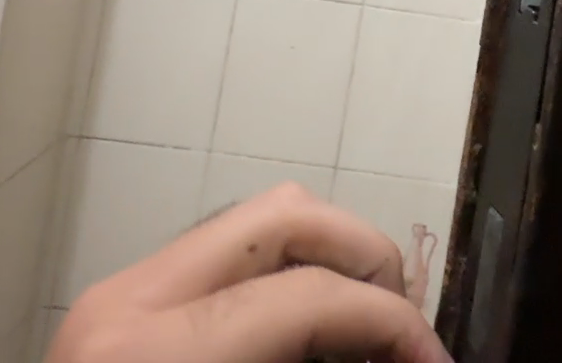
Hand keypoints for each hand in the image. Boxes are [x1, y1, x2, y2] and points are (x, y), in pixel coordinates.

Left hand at [46, 183, 451, 362]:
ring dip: (331, 255)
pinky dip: (291, 271)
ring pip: (262, 214)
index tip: (436, 360)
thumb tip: (413, 356)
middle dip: (366, 259)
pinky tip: (311, 322)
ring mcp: (125, 289)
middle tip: (400, 326)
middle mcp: (132, 297)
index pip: (308, 296)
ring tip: (362, 318)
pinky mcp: (128, 299)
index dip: (392, 323)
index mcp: (155, 354)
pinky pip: (234, 250)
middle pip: (289, 213)